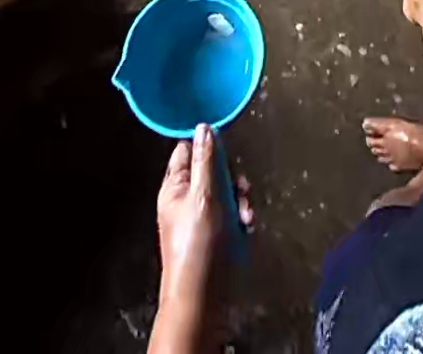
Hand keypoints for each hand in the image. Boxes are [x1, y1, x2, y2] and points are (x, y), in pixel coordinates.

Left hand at [155, 125, 253, 302]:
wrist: (205, 297)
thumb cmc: (199, 244)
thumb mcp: (204, 195)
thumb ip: (207, 160)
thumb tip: (204, 126)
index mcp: (176, 186)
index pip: (188, 150)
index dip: (205, 144)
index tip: (224, 146)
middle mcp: (188, 197)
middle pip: (214, 168)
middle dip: (232, 175)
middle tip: (240, 186)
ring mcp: (204, 214)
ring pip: (228, 189)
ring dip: (241, 197)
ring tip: (245, 213)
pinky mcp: (220, 231)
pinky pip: (235, 211)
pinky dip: (243, 215)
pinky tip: (247, 226)